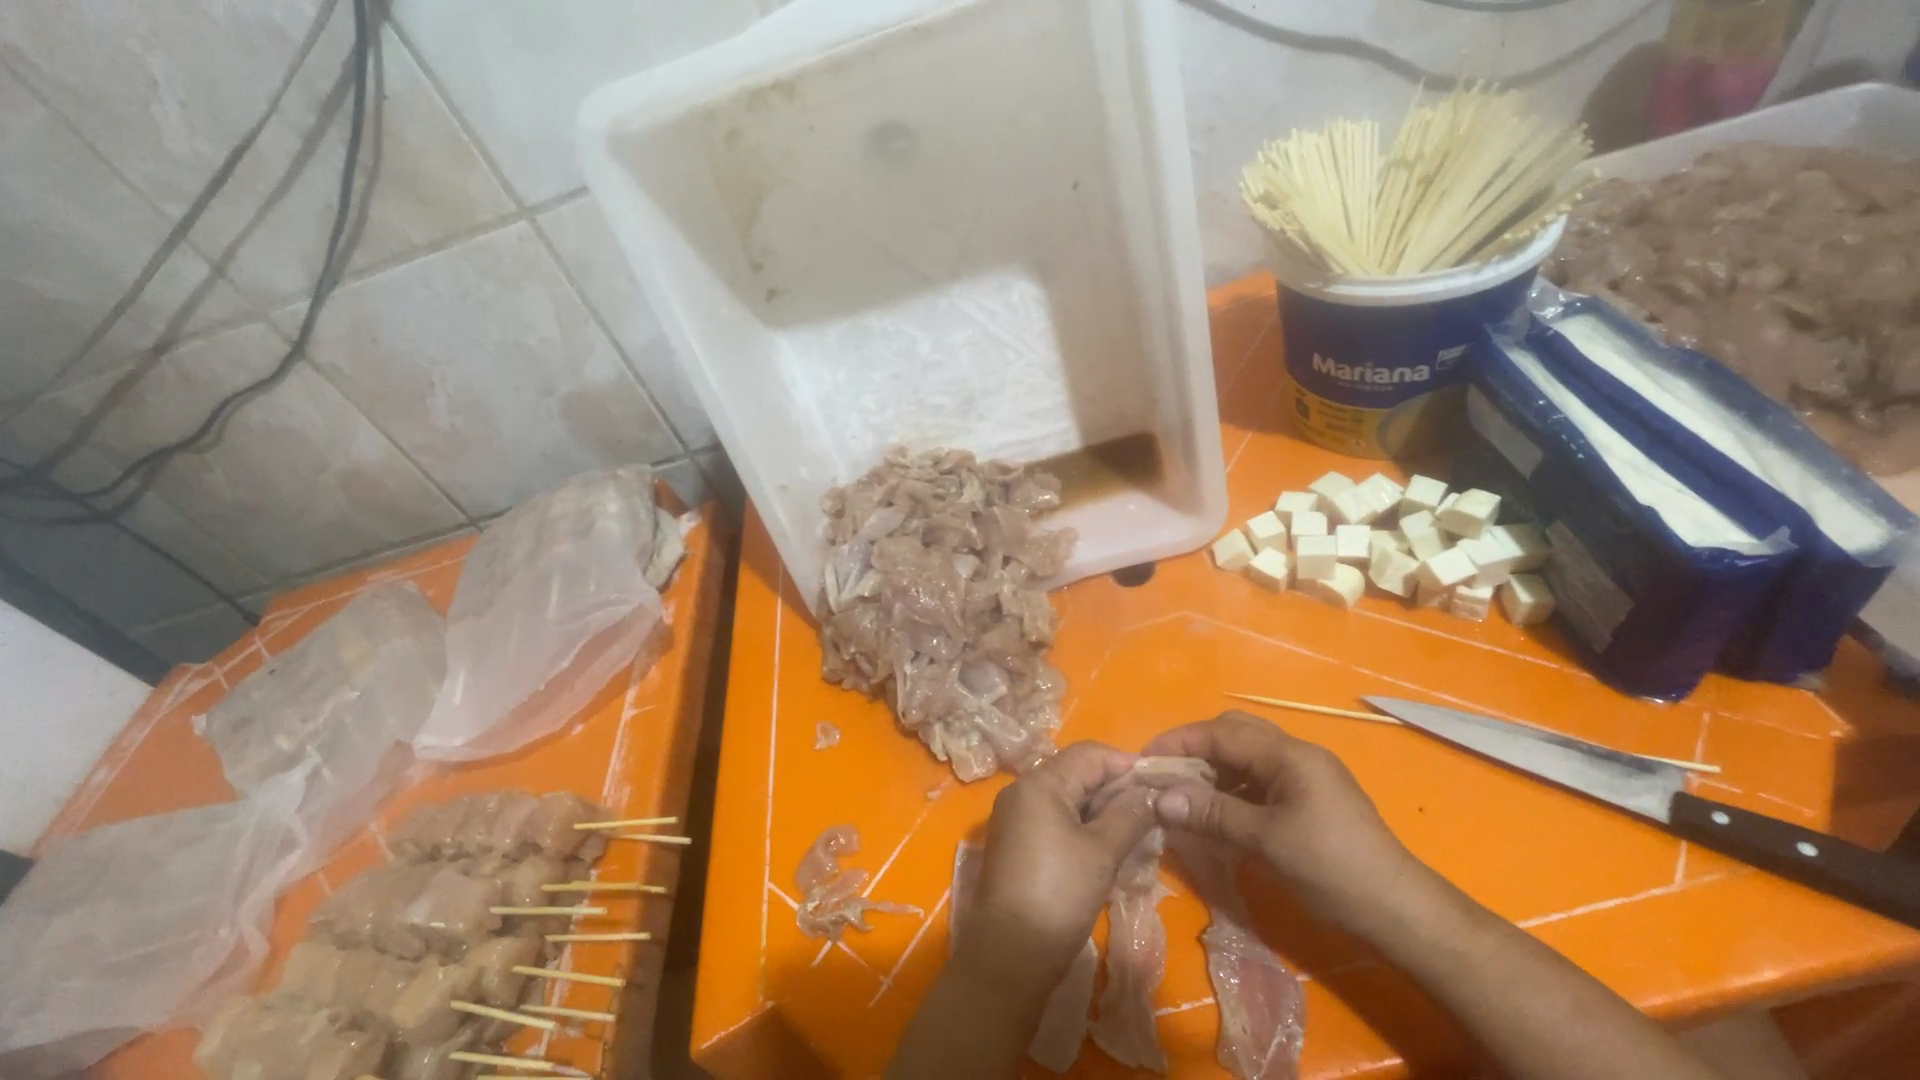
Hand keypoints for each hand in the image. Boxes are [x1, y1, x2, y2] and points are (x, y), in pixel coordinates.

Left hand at [959, 741, 1157, 995]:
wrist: (1009, 954)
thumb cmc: (1059, 894)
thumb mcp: (1102, 851)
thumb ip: (1130, 814)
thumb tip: (1152, 792)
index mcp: (1039, 783)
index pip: (1090, 754)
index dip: (1128, 765)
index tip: (1161, 785)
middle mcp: (1022, 791)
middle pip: (1076, 772)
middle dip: (1116, 787)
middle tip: (1153, 811)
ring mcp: (1015, 818)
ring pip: (1067, 797)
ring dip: (1102, 809)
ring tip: (1137, 830)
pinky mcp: (1016, 843)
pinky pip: (1055, 819)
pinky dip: (1083, 826)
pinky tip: (1108, 848)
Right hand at [1144, 712, 1424, 932]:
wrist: (1398, 910)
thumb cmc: (1332, 868)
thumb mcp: (1266, 841)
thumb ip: (1212, 814)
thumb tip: (1159, 798)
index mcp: (1289, 755)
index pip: (1221, 733)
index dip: (1178, 743)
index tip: (1143, 763)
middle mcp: (1298, 755)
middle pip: (1234, 733)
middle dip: (1195, 749)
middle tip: (1165, 777)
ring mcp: (1307, 777)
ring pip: (1247, 756)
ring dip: (1213, 769)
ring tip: (1184, 796)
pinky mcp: (1310, 800)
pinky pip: (1260, 779)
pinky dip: (1232, 788)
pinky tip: (1218, 813)